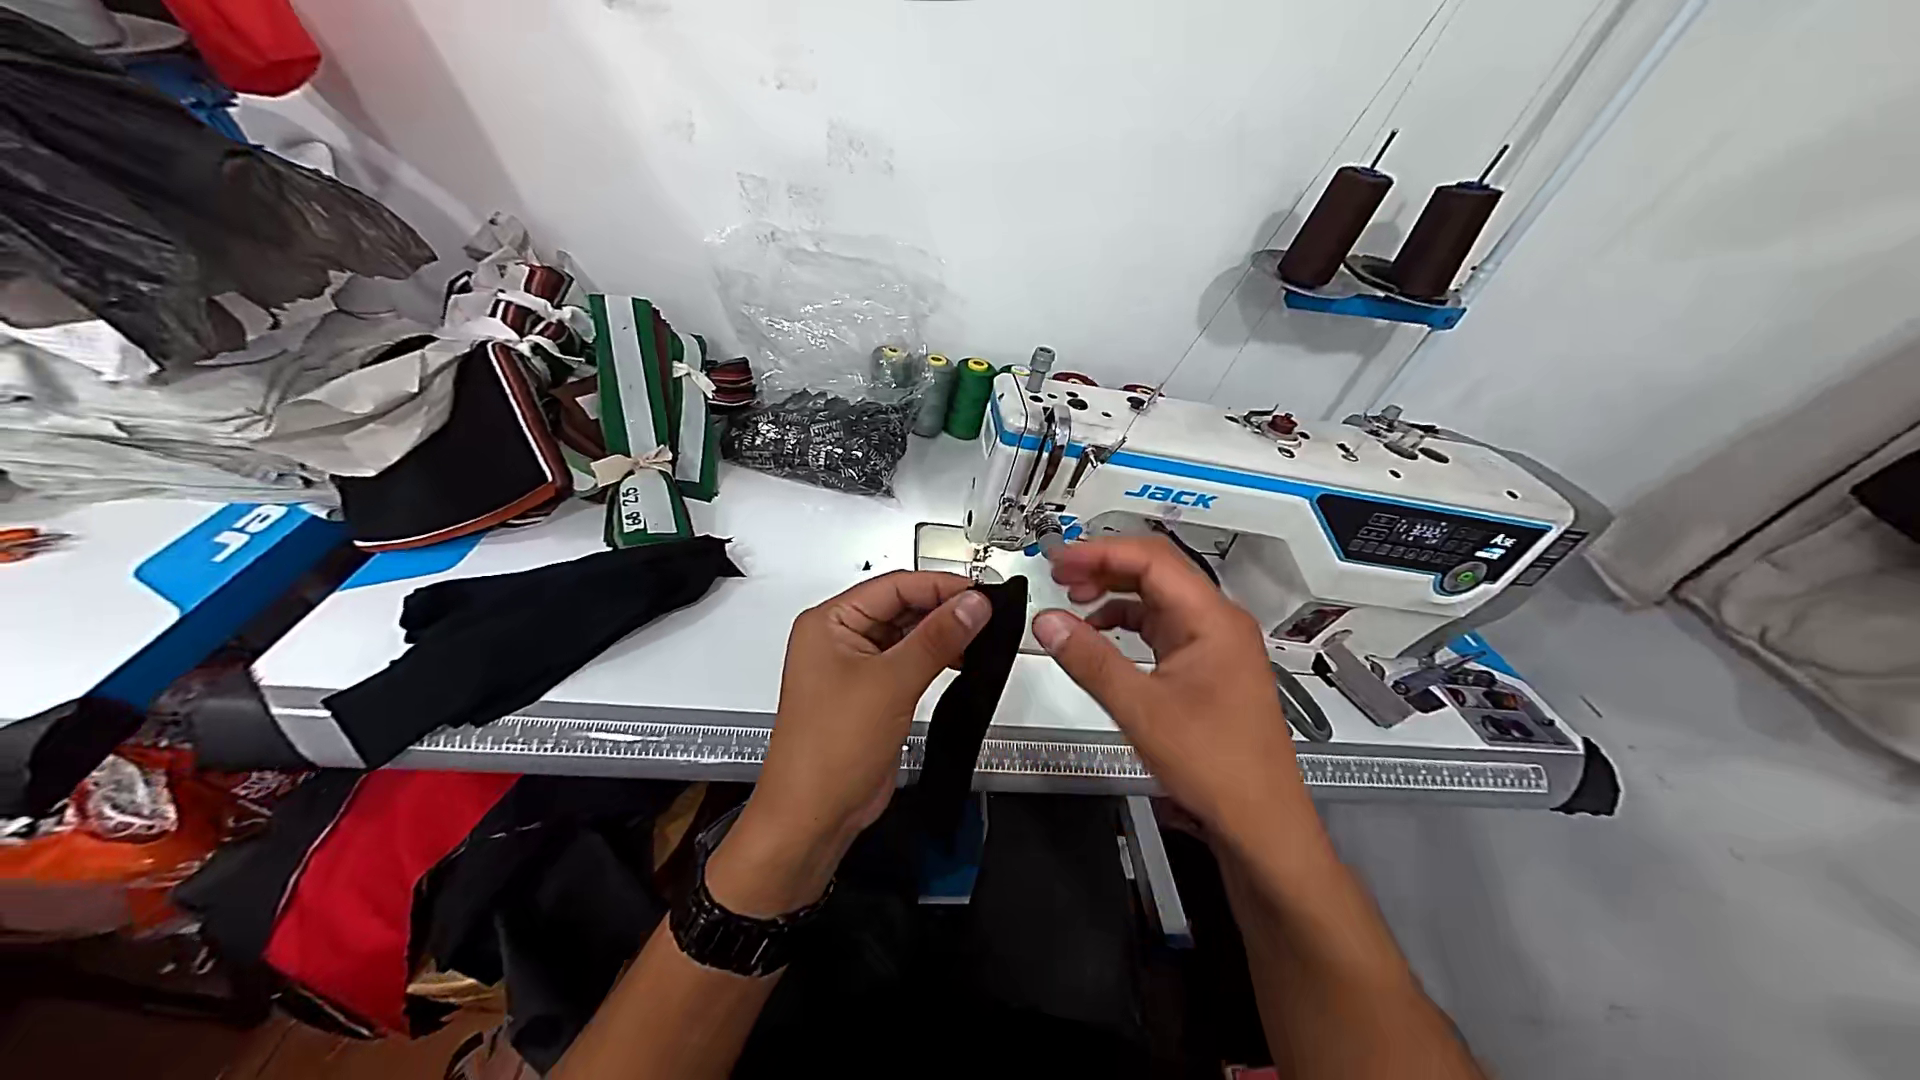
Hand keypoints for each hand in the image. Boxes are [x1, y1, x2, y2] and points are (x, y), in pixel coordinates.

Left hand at [708, 571, 989, 916]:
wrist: (814, 815)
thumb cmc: (825, 754)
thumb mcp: (890, 684)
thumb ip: (936, 639)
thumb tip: (970, 605)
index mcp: (829, 622)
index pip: (895, 585)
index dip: (939, 586)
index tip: (978, 593)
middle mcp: (840, 638)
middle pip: (902, 605)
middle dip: (944, 608)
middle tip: (984, 613)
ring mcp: (856, 665)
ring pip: (908, 633)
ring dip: (943, 633)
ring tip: (979, 635)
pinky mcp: (872, 691)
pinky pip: (909, 659)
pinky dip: (936, 656)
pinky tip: (961, 659)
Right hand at [1030, 536, 1318, 848]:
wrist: (1259, 822)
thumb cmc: (1220, 767)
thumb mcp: (1140, 708)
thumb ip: (1090, 659)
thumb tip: (1050, 623)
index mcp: (1213, 620)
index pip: (1152, 560)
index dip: (1100, 553)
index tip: (1061, 559)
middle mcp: (1218, 623)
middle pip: (1155, 571)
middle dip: (1104, 567)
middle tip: (1060, 573)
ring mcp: (1213, 644)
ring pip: (1157, 598)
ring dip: (1114, 592)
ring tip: (1074, 597)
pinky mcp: (1205, 665)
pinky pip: (1160, 626)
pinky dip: (1126, 622)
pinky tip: (1101, 633)